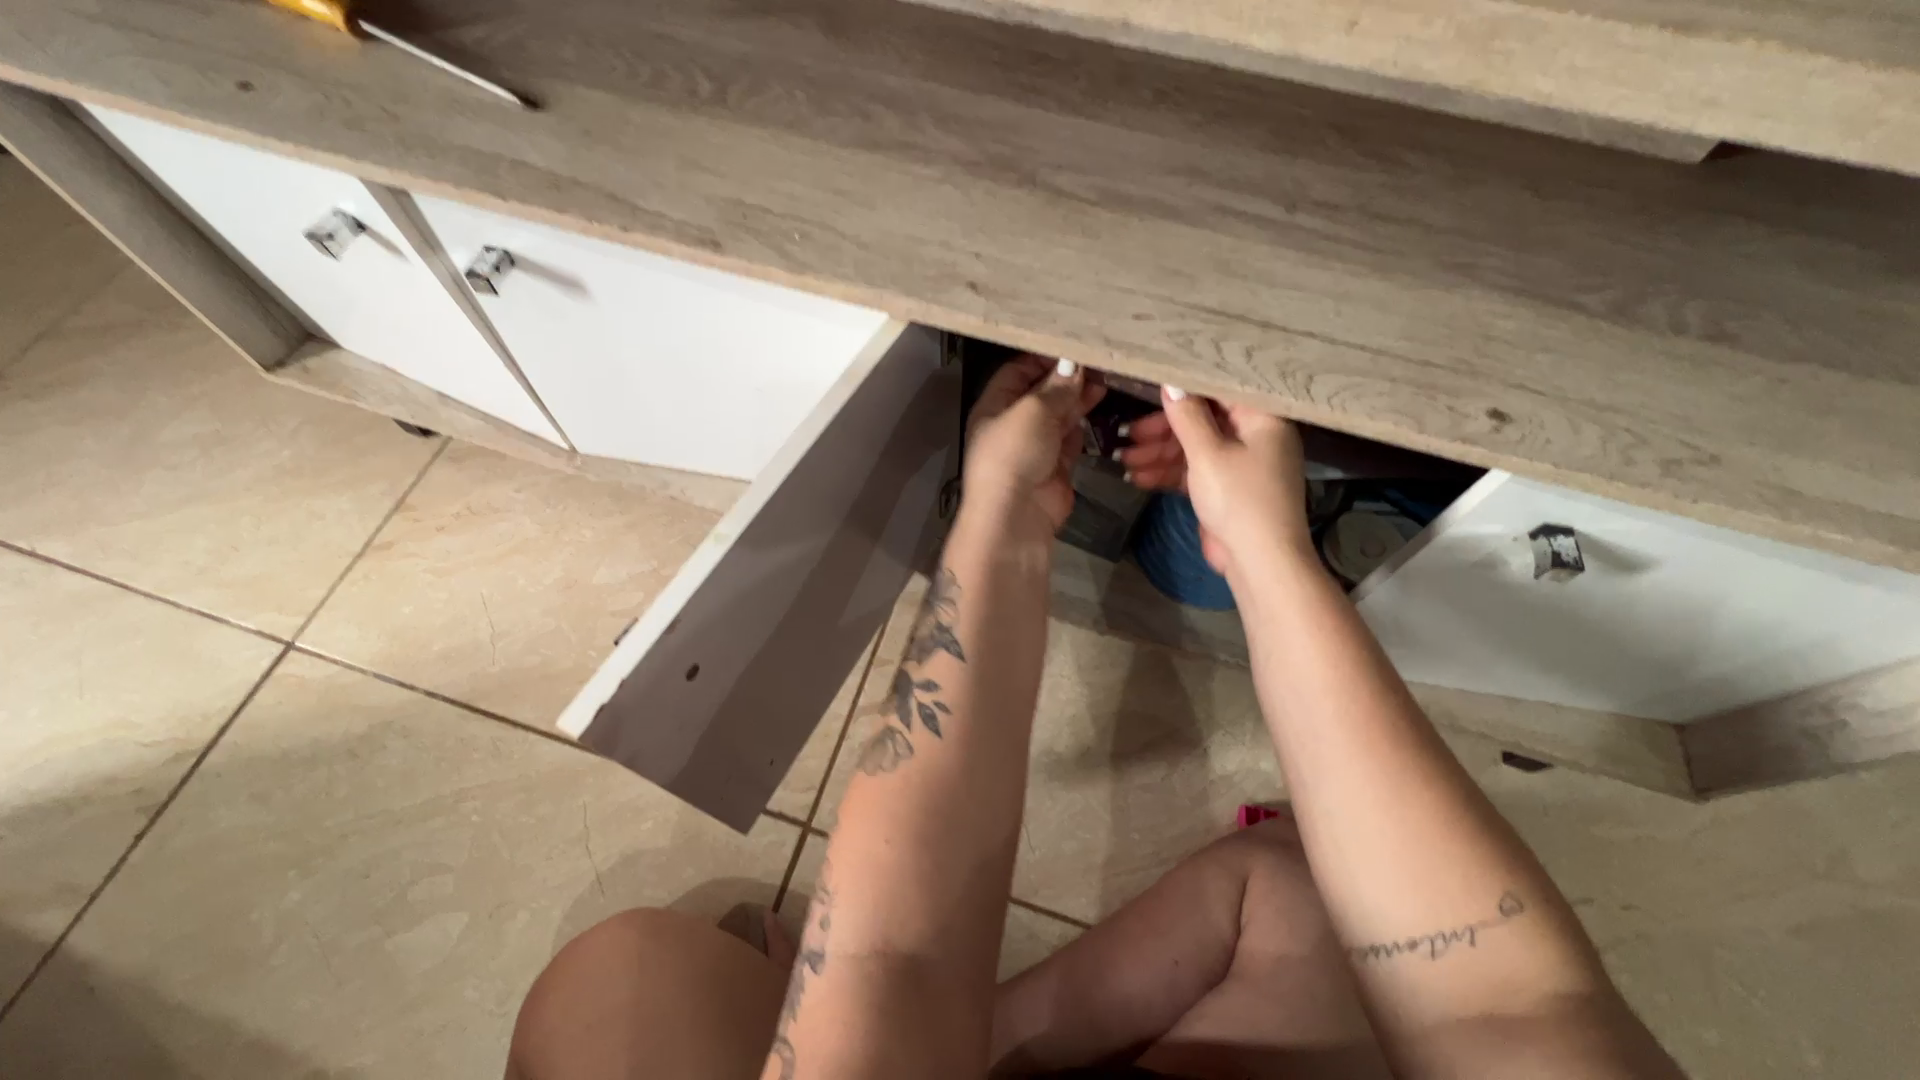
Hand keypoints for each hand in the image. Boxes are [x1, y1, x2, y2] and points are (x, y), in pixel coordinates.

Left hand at [964, 356, 1104, 530]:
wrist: (1017, 516)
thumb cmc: (1014, 455)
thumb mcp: (1033, 411)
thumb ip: (1056, 387)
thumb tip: (1073, 363)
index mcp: (994, 406)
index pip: (1018, 371)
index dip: (1044, 357)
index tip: (1075, 345)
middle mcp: (1013, 423)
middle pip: (1041, 392)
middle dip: (1067, 378)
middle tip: (1099, 362)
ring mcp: (1035, 446)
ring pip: (1059, 414)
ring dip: (1079, 399)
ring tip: (1106, 380)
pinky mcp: (1056, 466)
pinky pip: (1071, 438)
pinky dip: (1085, 424)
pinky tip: (1102, 406)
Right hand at [1116, 387, 1309, 577]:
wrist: (1259, 560)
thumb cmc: (1239, 497)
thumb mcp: (1208, 453)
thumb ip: (1188, 416)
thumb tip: (1171, 382)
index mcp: (1261, 418)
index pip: (1220, 391)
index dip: (1184, 389)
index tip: (1150, 387)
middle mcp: (1252, 436)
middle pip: (1201, 422)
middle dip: (1162, 430)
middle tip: (1128, 435)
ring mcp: (1237, 464)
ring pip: (1192, 449)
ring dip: (1158, 454)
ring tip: (1124, 460)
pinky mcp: (1223, 489)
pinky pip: (1192, 472)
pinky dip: (1167, 473)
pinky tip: (1138, 478)